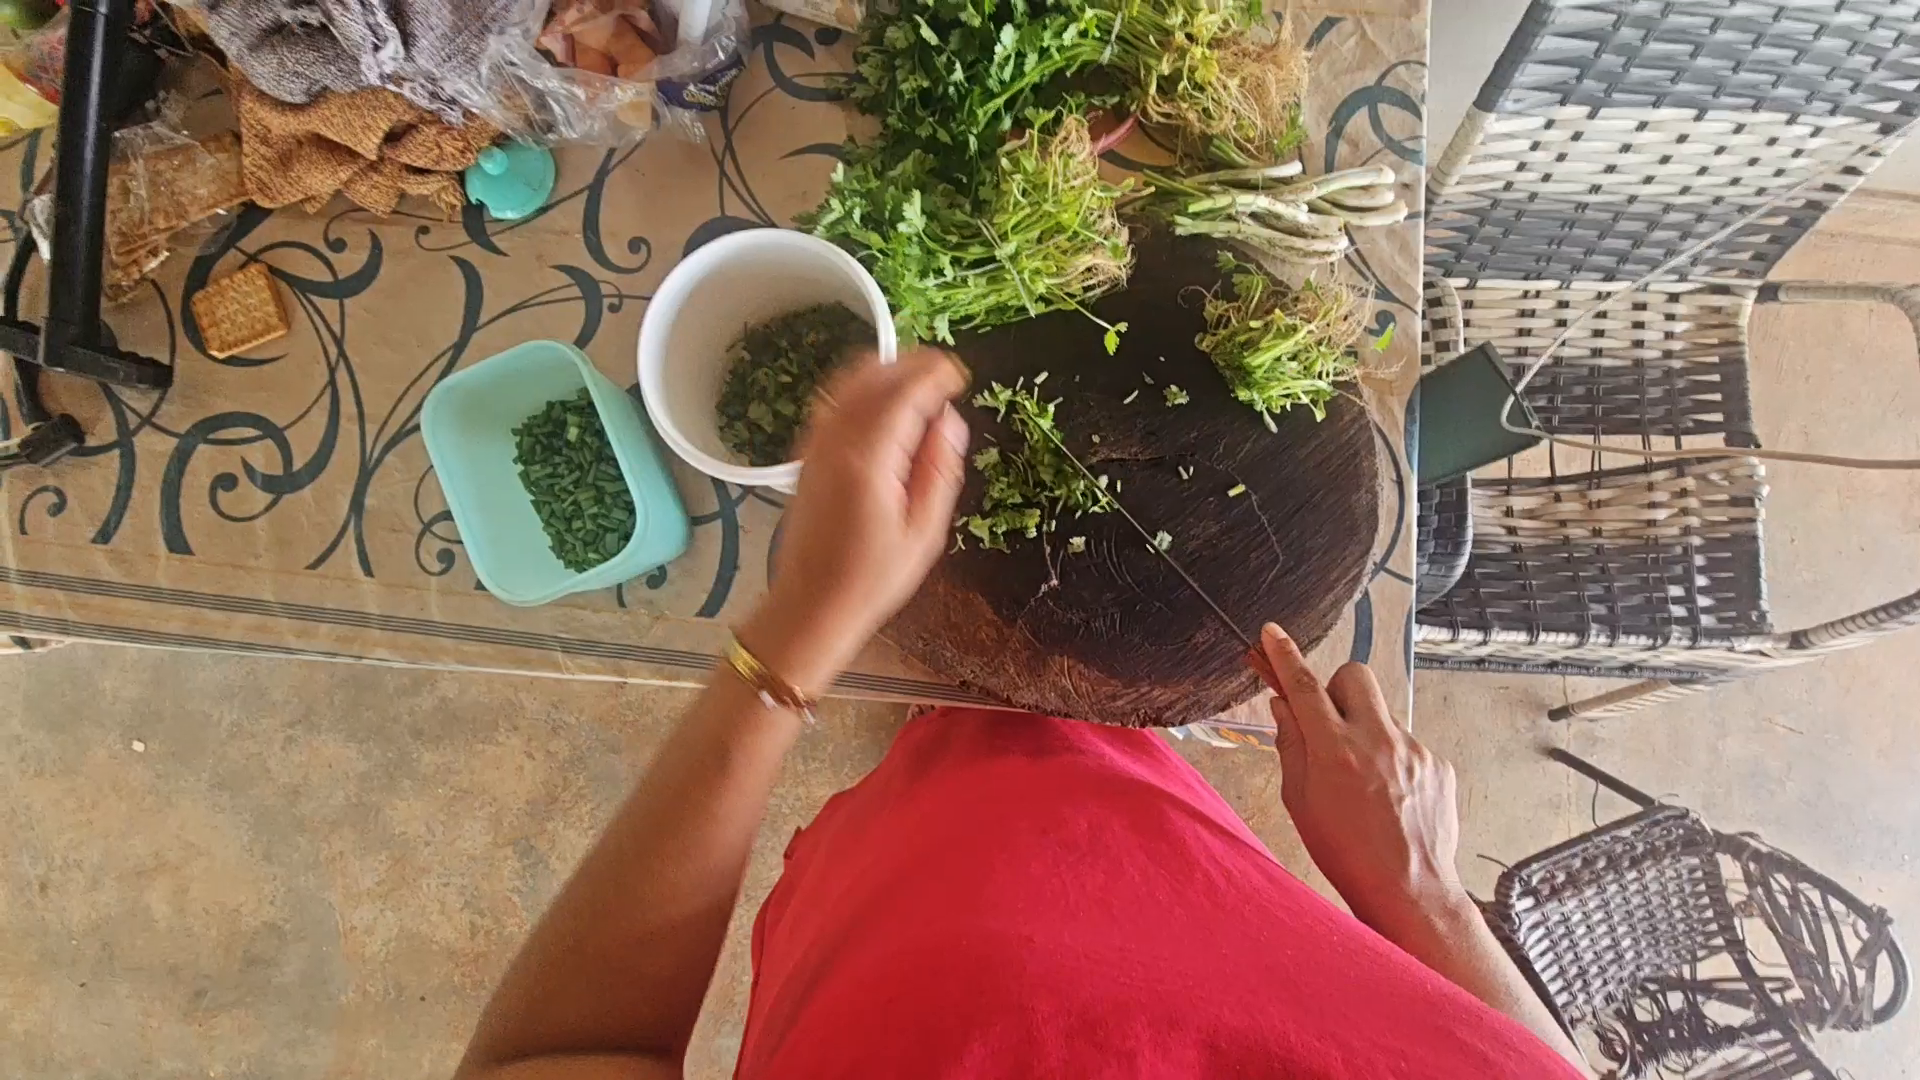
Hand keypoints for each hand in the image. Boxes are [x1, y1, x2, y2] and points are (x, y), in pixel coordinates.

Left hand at [740, 348, 969, 694]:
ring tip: (919, 383)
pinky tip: (882, 404)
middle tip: (945, 374)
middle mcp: (836, 440)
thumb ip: (939, 470)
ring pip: (849, 383)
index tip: (960, 376)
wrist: (810, 605)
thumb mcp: (925, 532)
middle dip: (912, 365)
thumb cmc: (872, 578)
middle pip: (874, 376)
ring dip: (886, 371)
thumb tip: (949, 421)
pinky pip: (833, 402)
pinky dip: (861, 389)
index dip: (936, 375)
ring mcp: (815, 445)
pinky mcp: (806, 455)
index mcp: (869, 458)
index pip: (905, 392)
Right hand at [1255, 622, 1469, 935]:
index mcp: (1335, 750)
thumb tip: (1283, 706)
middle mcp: (1377, 741)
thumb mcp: (1299, 799)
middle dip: (1336, 686)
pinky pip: (1405, 740)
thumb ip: (1291, 744)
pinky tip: (1387, 792)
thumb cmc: (1344, 850)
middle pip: (1354, 675)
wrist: (1410, 891)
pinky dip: (1390, 755)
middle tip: (1328, 718)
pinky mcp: (1439, 765)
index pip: (1304, 686)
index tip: (1272, 633)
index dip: (1285, 655)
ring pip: (1381, 711)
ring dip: (1363, 727)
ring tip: (1361, 775)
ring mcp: (1414, 751)